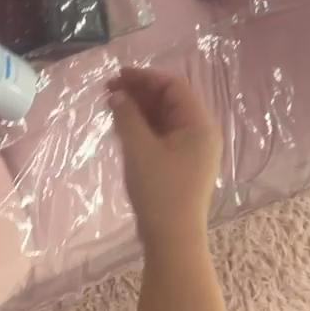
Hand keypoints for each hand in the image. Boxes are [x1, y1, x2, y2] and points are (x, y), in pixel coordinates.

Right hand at [109, 66, 221, 248]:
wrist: (172, 235)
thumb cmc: (158, 189)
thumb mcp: (139, 149)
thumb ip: (127, 117)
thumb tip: (117, 95)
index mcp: (199, 124)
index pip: (173, 87)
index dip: (144, 77)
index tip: (116, 75)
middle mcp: (201, 132)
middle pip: (170, 100)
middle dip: (140, 91)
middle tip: (109, 90)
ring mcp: (193, 149)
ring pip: (165, 118)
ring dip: (140, 108)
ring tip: (112, 106)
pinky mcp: (182, 163)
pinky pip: (163, 135)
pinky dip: (144, 126)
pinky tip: (124, 127)